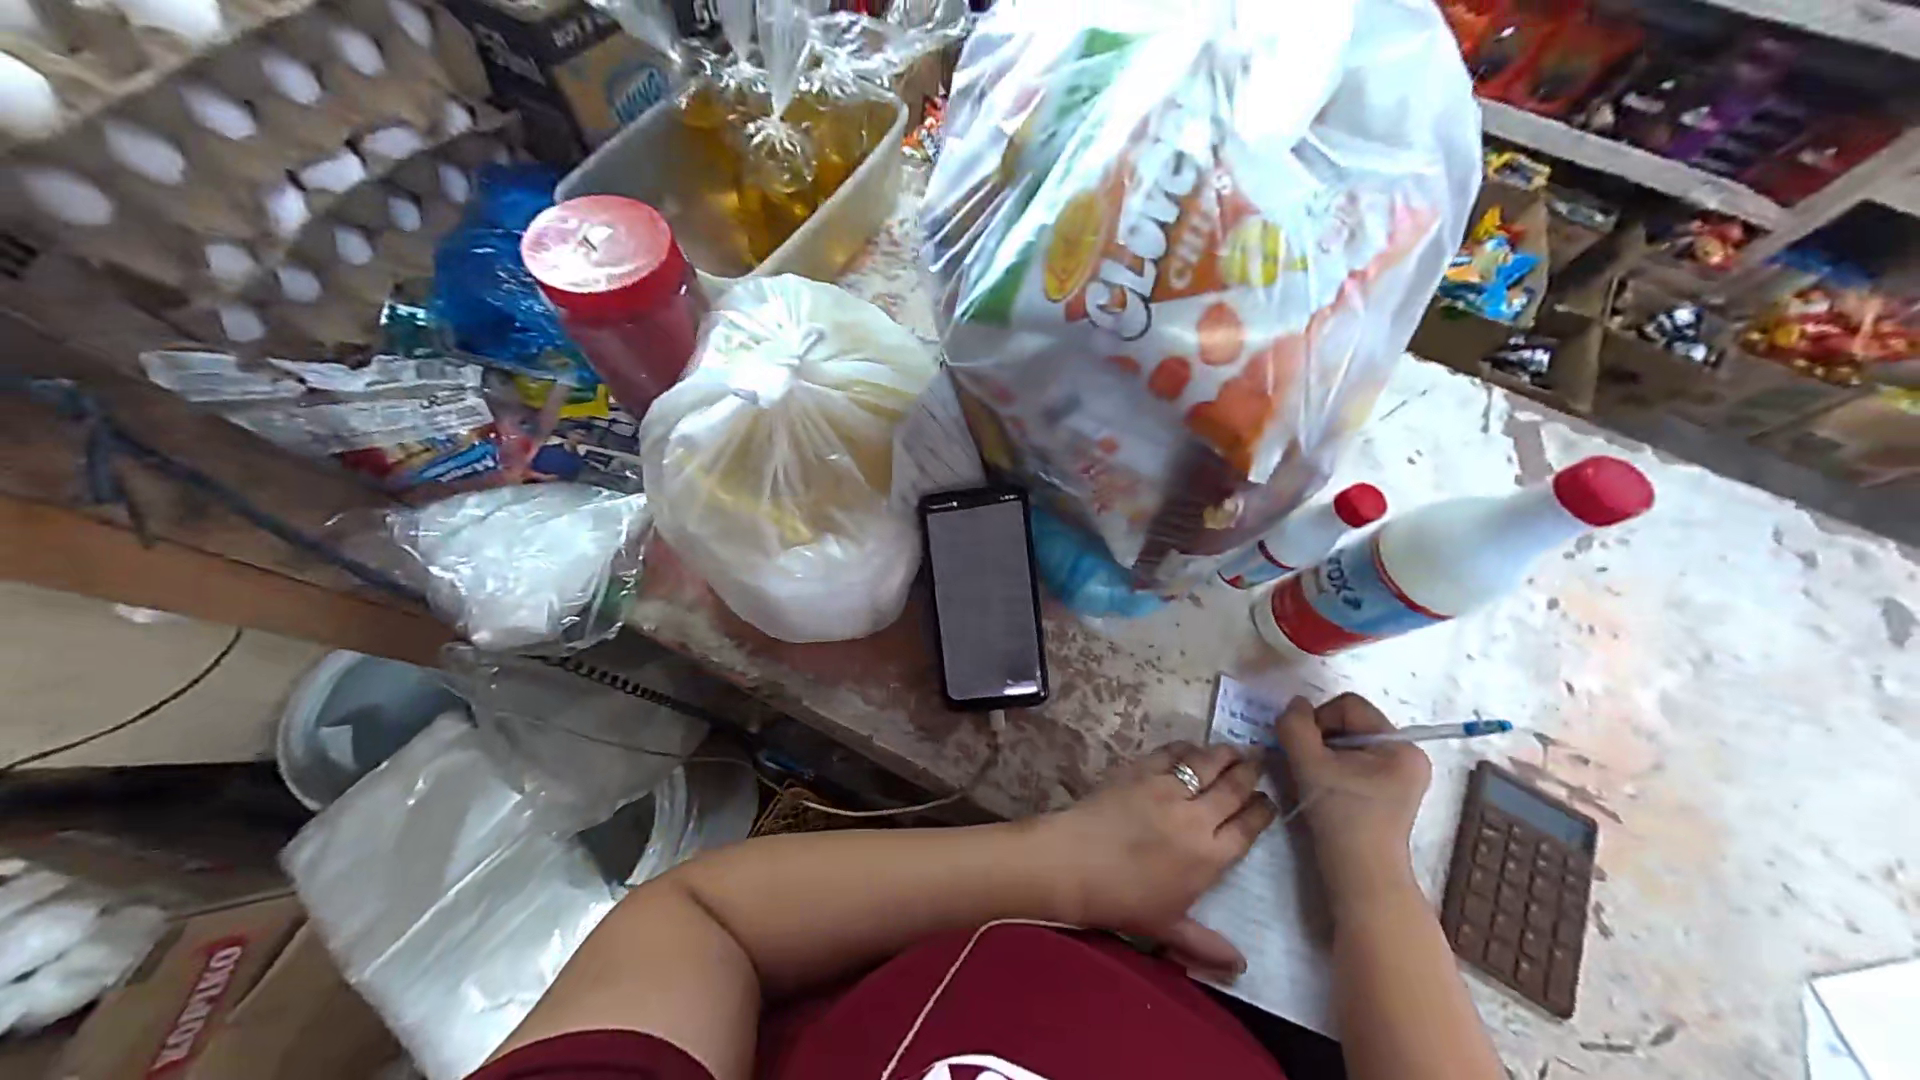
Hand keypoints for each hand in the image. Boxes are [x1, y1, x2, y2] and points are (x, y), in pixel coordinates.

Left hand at [1031, 741, 1276, 978]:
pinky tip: (1192, 747)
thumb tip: (1240, 967)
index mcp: (1209, 857)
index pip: (1248, 827)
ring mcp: (1167, 789)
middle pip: (1233, 788)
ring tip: (1236, 749)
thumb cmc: (1121, 900)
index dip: (1262, 811)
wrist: (1072, 862)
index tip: (1269, 801)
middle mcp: (1196, 817)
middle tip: (1260, 763)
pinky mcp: (1140, 770)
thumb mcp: (1166, 927)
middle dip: (1251, 774)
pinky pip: (1171, 752)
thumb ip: (1205, 945)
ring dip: (1225, 754)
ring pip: (1206, 763)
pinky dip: (1187, 747)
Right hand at [1273, 693, 1431, 906]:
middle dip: (1321, 737)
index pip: (1348, 705)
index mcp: (1399, 745)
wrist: (1360, 873)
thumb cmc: (1340, 815)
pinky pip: (1356, 762)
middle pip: (1350, 722)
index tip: (1304, 747)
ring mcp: (1402, 775)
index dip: (1319, 718)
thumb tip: (1295, 705)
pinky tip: (1323, 786)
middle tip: (1305, 762)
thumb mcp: (1309, 763)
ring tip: (1313, 776)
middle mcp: (1408, 755)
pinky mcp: (1391, 791)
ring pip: (1349, 742)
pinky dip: (1334, 767)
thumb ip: (1295, 725)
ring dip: (1324, 752)